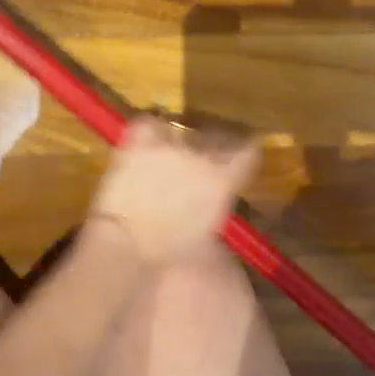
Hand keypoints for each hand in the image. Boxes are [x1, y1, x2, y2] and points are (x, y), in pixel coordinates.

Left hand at [89, 117, 259, 266]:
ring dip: (183, 136)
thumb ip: (220, 207)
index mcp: (223, 180)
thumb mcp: (208, 233)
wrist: (127, 245)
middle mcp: (201, 155)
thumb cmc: (169, 253)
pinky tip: (149, 140)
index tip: (242, 153)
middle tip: (205, 153)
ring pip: (185, 127)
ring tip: (174, 148)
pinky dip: (151, 129)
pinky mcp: (142, 139)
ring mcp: (171, 144)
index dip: (245, 152)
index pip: (248, 151)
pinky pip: (151, 122)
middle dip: (216, 142)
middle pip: (218, 134)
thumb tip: (222, 202)